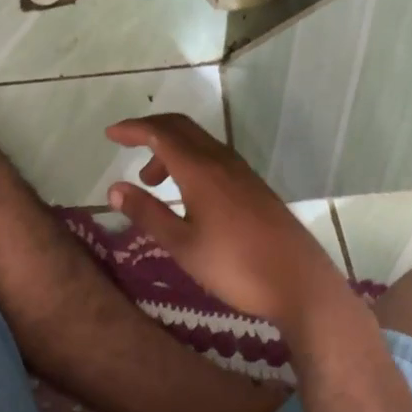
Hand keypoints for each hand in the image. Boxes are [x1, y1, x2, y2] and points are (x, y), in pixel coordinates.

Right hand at [105, 114, 347, 327]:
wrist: (302, 284)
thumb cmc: (236, 266)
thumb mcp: (183, 246)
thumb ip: (147, 213)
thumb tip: (114, 188)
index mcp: (199, 169)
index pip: (158, 133)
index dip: (131, 129)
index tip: (109, 134)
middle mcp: (219, 160)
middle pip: (179, 126)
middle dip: (149, 130)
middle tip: (127, 145)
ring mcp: (240, 171)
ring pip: (197, 141)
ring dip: (170, 148)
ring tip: (152, 181)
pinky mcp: (253, 186)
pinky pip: (212, 155)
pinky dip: (189, 159)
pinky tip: (187, 192)